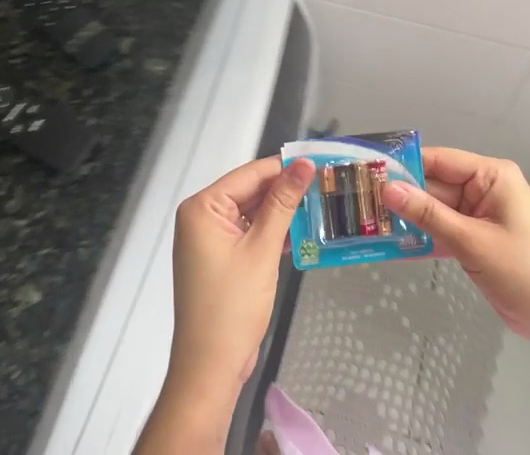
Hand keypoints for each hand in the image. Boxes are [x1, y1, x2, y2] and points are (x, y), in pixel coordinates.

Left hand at [139, 156, 313, 452]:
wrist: (211, 367)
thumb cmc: (231, 308)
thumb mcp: (263, 250)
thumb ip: (283, 203)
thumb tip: (304, 165)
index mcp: (202, 208)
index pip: (250, 174)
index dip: (286, 168)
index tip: (322, 162)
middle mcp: (201, 217)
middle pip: (251, 191)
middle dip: (287, 191)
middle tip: (328, 185)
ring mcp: (210, 240)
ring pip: (253, 212)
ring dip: (283, 213)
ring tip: (323, 206)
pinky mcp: (221, 259)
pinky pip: (250, 233)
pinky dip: (273, 233)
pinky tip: (302, 233)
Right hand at [380, 147, 529, 347]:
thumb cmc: (524, 272)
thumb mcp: (472, 242)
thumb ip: (429, 216)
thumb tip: (389, 189)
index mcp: (493, 176)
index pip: (441, 160)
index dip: (405, 165)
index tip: (368, 171)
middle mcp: (485, 189)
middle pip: (435, 185)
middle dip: (402, 196)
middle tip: (360, 203)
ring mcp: (480, 216)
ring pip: (435, 210)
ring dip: (409, 219)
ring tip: (369, 223)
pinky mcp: (476, 240)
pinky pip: (443, 231)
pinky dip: (423, 238)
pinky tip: (393, 244)